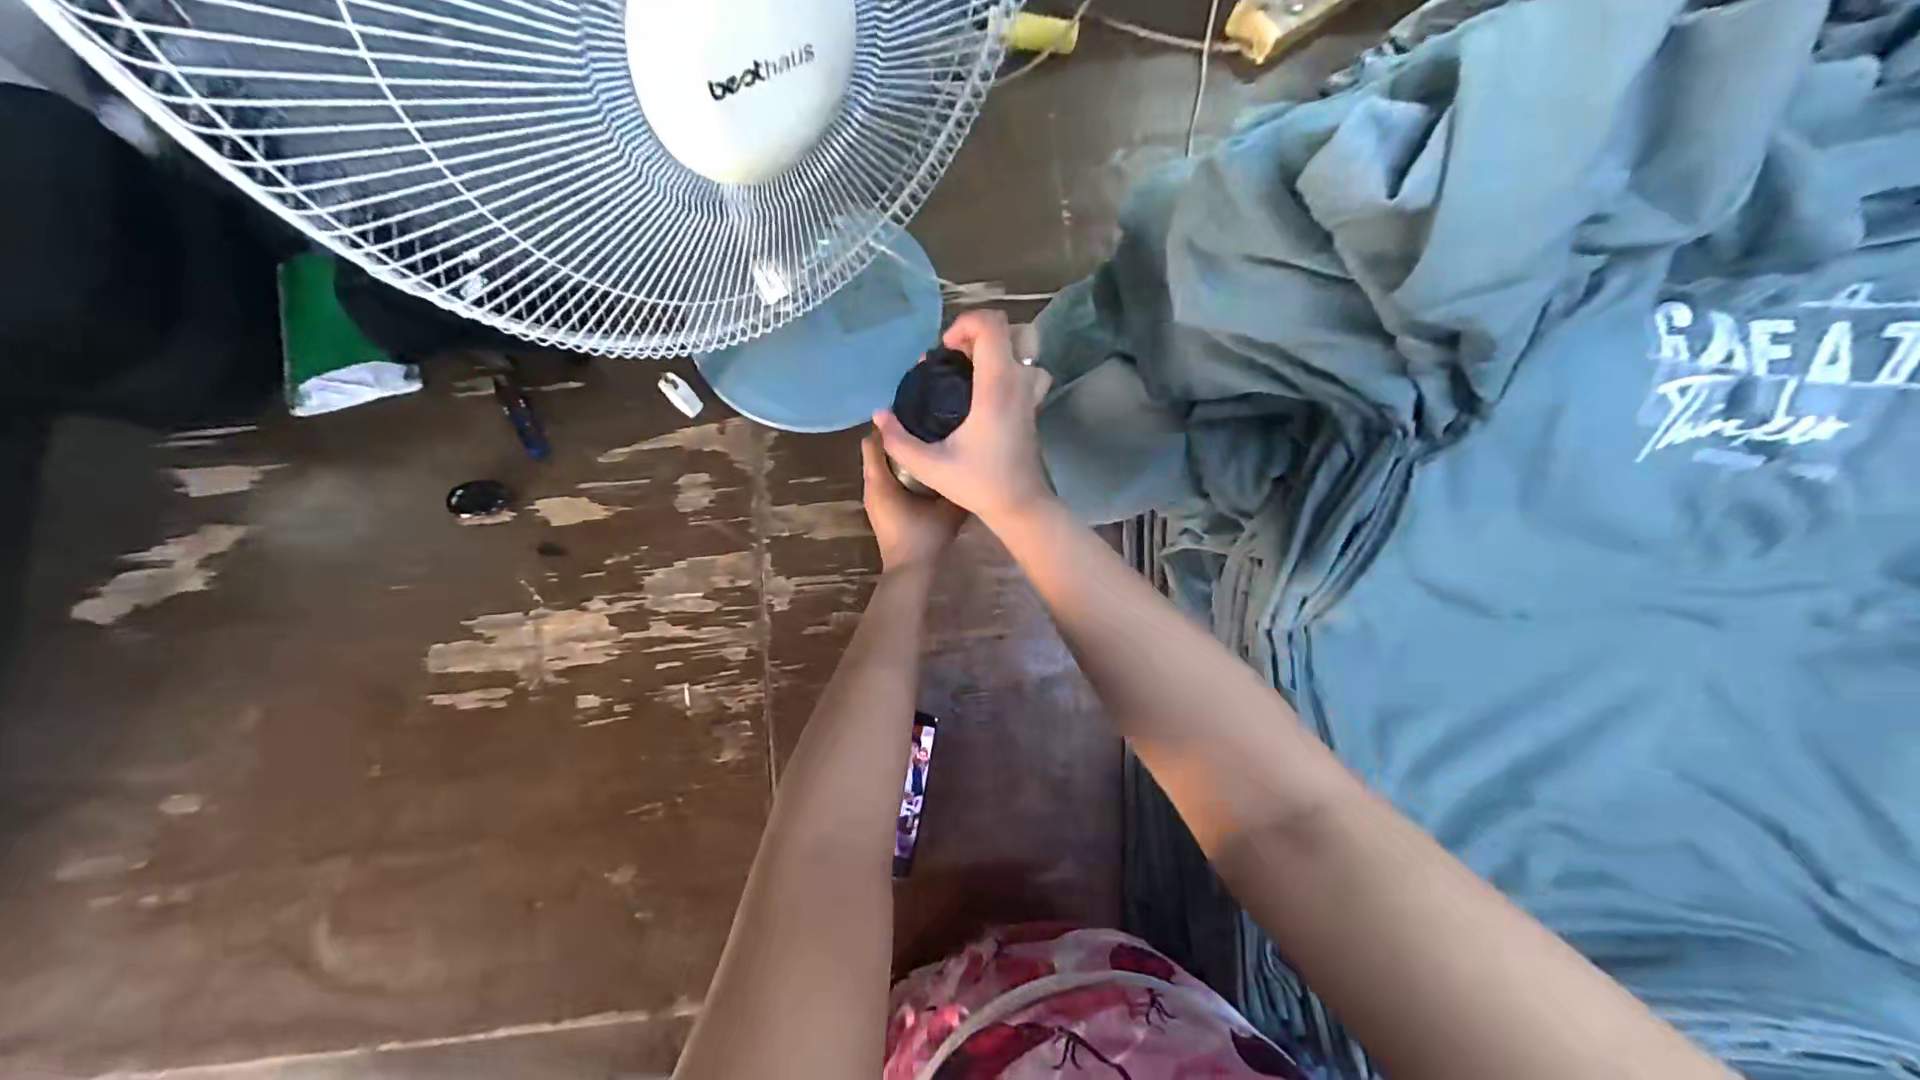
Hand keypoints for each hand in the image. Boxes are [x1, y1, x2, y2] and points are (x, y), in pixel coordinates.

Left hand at [861, 431, 965, 574]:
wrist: (911, 571)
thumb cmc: (924, 537)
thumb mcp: (948, 507)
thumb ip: (955, 483)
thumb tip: (967, 462)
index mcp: (879, 480)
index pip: (873, 441)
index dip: (889, 427)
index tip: (911, 416)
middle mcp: (870, 486)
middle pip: (875, 452)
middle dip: (896, 440)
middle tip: (922, 429)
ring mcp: (873, 500)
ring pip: (880, 468)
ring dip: (897, 457)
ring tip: (923, 448)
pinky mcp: (879, 511)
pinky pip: (884, 481)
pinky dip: (897, 473)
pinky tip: (921, 474)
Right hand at [872, 310, 1055, 528]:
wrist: (1020, 505)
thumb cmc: (979, 484)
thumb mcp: (930, 466)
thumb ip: (899, 440)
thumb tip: (879, 414)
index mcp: (996, 388)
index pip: (992, 326)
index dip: (965, 323)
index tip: (944, 349)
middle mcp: (1019, 383)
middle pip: (1013, 328)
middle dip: (982, 330)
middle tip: (958, 354)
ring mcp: (1031, 393)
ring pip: (1027, 346)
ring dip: (1000, 345)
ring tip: (973, 367)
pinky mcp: (1034, 405)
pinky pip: (1029, 367)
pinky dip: (1010, 364)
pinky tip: (987, 388)